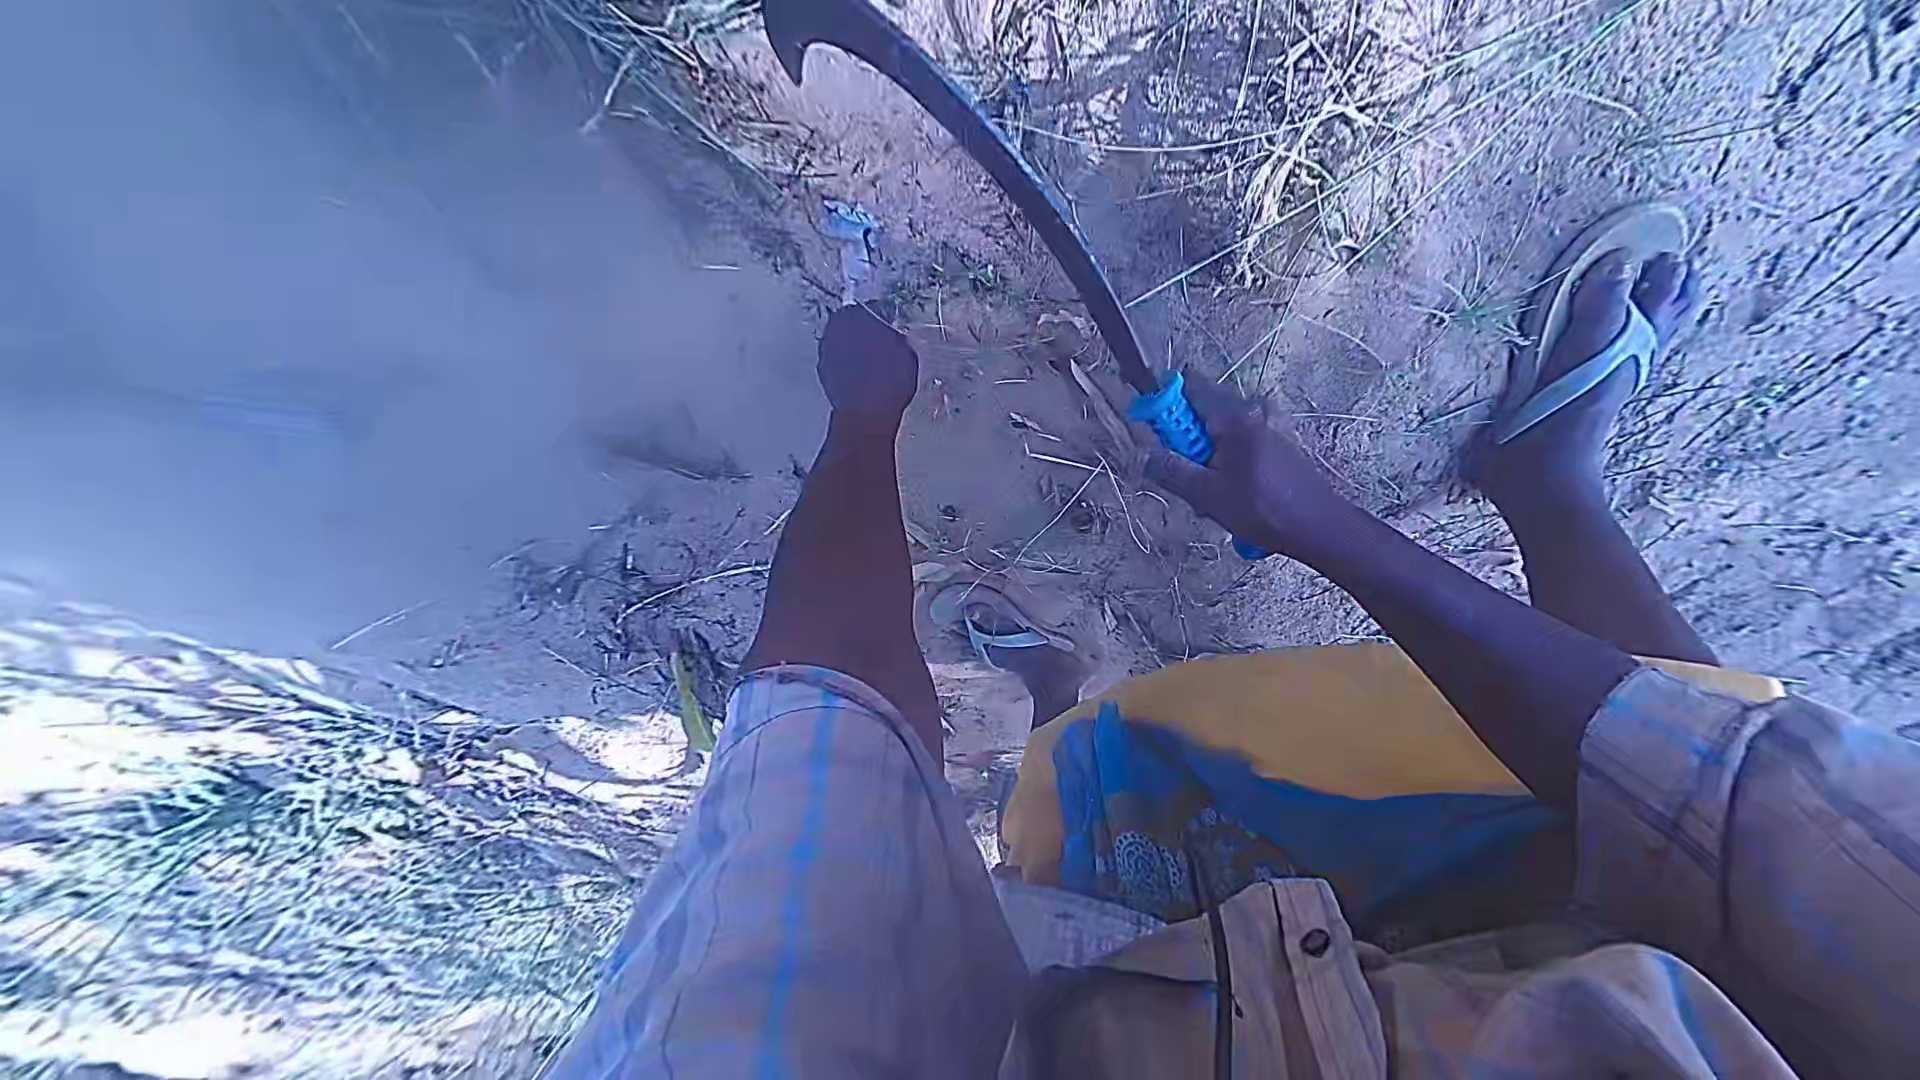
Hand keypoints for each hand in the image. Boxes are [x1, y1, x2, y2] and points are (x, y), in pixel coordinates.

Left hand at [817, 304, 918, 426]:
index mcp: (857, 314)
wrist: (868, 413)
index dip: (883, 319)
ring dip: (855, 350)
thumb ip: (897, 339)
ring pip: (843, 343)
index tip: (890, 328)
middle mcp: (836, 327)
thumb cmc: (888, 381)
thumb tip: (895, 339)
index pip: (871, 308)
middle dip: (866, 333)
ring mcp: (826, 350)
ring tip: (874, 366)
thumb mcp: (906, 353)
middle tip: (882, 347)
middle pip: (853, 324)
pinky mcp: (823, 371)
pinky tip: (863, 379)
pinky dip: (848, 367)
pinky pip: (839, 363)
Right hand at [1146, 377, 1356, 560]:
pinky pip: (1238, 438)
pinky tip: (1232, 488)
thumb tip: (1145, 455)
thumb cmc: (1261, 509)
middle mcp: (1254, 409)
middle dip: (1186, 437)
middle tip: (1187, 473)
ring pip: (1220, 427)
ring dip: (1206, 453)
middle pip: (1202, 408)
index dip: (1163, 405)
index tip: (1156, 433)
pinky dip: (1226, 458)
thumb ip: (1171, 469)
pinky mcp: (1278, 438)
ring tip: (1211, 488)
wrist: (1317, 526)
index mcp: (1234, 416)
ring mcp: (1270, 422)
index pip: (1188, 387)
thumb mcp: (1206, 493)